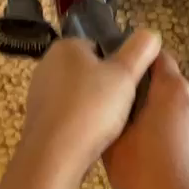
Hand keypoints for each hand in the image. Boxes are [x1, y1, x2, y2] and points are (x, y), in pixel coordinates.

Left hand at [17, 29, 161, 179]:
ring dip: (93, 105)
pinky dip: (80, 122)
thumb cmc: (92, 108)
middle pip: (89, 70)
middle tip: (123, 104)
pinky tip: (91, 136)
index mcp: (66, 46)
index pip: (99, 46)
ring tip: (109, 124)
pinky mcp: (37, 118)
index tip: (128, 83)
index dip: (118, 64)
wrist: (55, 155)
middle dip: (106, 86)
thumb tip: (151, 33)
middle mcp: (47, 64)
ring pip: (78, 94)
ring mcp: (39, 92)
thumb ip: (140, 50)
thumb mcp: (125, 74)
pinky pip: (67, 114)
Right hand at [103, 51, 188, 188]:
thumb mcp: (116, 142)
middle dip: (144, 94)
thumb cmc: (147, 177)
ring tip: (136, 142)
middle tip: (119, 116)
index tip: (115, 79)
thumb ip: (114, 111)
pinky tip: (156, 158)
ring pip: (176, 106)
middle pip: (166, 82)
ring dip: (158, 116)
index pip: (155, 56)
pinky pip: (187, 126)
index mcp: (173, 89)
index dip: (134, 63)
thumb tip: (112, 100)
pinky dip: (172, 133)